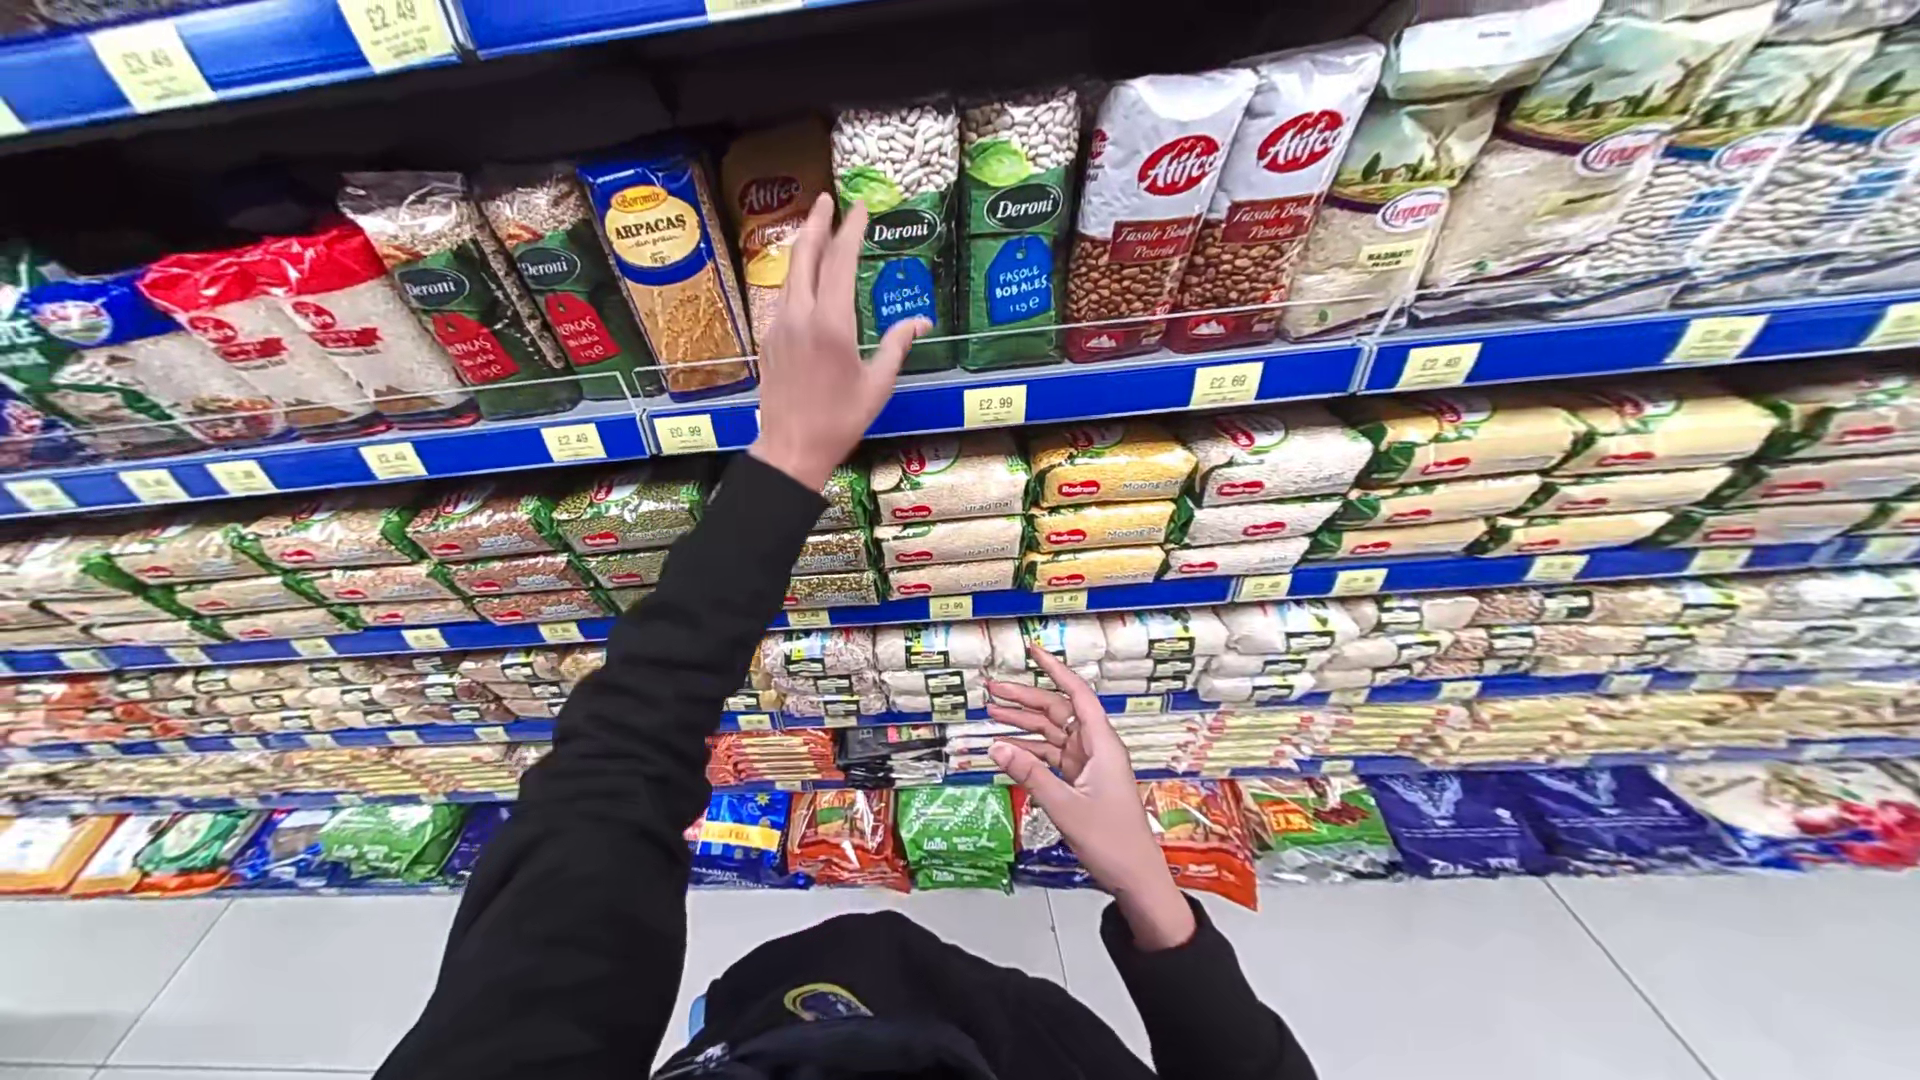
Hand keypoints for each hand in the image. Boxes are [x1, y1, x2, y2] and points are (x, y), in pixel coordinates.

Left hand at [748, 194, 930, 490]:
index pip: (840, 262)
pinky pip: (783, 298)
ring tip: (814, 231)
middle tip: (826, 200)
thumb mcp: (878, 386)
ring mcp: (779, 326)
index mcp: (831, 324)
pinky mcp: (769, 340)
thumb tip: (922, 321)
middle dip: (817, 223)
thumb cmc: (839, 421)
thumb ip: (897, 345)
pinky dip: (795, 278)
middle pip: (805, 256)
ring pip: (789, 275)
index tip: (859, 208)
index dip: (851, 231)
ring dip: (803, 248)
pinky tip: (804, 281)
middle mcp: (800, 316)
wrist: (791, 447)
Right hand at [987, 645, 1196, 950]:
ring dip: (1024, 725)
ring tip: (992, 714)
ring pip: (1052, 734)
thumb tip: (996, 747)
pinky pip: (1052, 757)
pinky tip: (1008, 750)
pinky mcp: (1082, 781)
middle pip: (1058, 711)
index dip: (1055, 669)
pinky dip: (1030, 752)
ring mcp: (1088, 765)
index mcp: (1101, 744)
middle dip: (1026, 699)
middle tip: (993, 689)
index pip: (1076, 694)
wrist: (1136, 878)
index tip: (1034, 651)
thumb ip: (1030, 775)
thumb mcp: (1066, 806)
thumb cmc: (1112, 841)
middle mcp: (1095, 747)